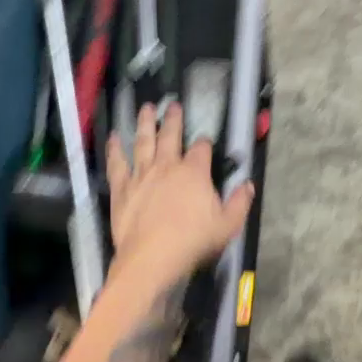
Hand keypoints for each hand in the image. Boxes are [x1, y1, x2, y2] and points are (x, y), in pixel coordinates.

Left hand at [106, 103, 255, 284]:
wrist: (152, 256)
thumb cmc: (193, 241)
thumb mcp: (228, 225)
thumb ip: (239, 203)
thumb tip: (247, 185)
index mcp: (194, 173)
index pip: (201, 149)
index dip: (204, 143)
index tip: (205, 142)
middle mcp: (167, 166)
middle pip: (170, 136)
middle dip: (173, 119)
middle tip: (172, 105)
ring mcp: (142, 175)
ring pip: (143, 142)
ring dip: (145, 124)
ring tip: (145, 108)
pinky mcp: (122, 188)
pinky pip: (117, 163)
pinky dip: (115, 149)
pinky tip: (114, 137)